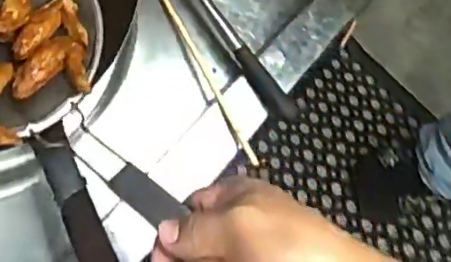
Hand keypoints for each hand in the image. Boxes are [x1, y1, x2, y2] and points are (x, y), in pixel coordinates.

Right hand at [153, 177, 390, 261]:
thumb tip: (163, 229)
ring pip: (217, 256)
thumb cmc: (294, 247)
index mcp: (240, 196)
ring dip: (195, 260)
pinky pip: (237, 260)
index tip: (156, 254)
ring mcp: (256, 254)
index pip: (193, 206)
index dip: (172, 228)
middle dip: (183, 253)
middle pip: (202, 240)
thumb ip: (198, 229)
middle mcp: (246, 225)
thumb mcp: (239, 227)